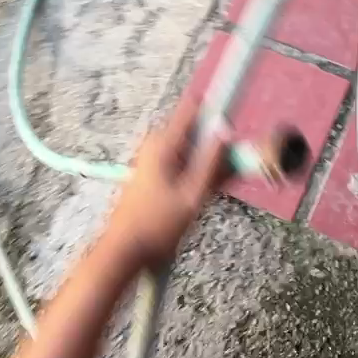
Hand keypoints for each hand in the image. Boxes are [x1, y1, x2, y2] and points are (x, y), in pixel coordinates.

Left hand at [102, 96, 230, 268]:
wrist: (123, 250)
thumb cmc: (157, 225)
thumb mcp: (192, 196)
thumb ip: (211, 162)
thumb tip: (226, 131)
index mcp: (164, 144)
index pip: (191, 107)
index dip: (215, 109)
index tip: (234, 122)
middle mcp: (155, 144)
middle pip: (193, 129)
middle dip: (214, 142)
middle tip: (232, 166)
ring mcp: (151, 157)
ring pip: (188, 147)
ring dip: (206, 160)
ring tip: (216, 185)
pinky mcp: (151, 171)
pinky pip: (180, 160)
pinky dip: (194, 170)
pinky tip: (200, 193)